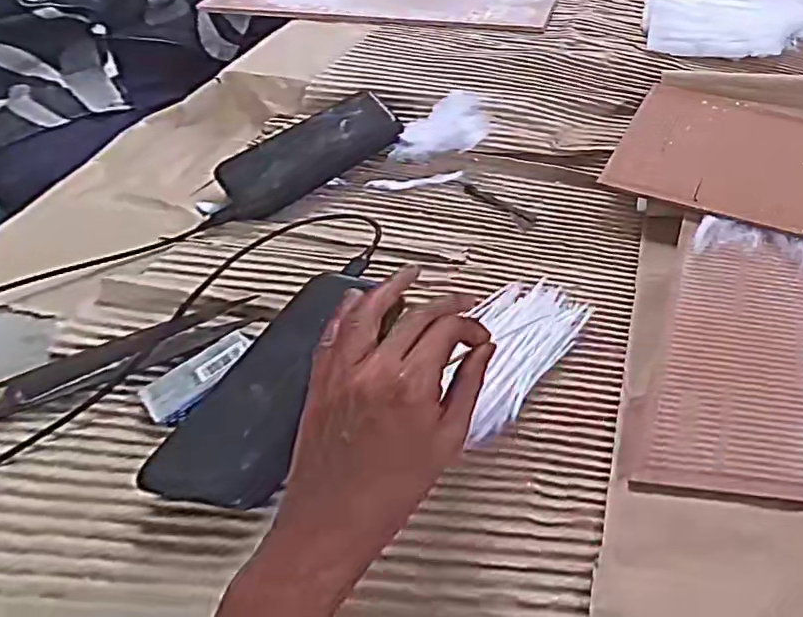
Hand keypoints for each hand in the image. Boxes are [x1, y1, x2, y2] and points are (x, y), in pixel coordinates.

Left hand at [217, 267, 492, 616]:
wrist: (328, 528)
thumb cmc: (387, 492)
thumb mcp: (448, 437)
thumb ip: (469, 384)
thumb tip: (483, 353)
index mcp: (411, 384)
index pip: (449, 329)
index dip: (472, 327)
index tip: (480, 338)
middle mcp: (373, 372)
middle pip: (416, 315)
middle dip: (447, 305)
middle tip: (463, 307)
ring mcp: (341, 377)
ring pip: (366, 313)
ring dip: (391, 287)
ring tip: (410, 274)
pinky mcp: (319, 387)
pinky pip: (331, 336)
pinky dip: (346, 312)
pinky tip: (356, 299)